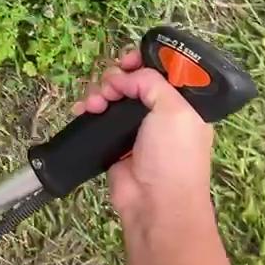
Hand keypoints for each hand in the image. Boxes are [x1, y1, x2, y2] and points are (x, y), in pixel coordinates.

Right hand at [71, 50, 214, 227]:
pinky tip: (82, 110)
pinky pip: (96, 111)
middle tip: (111, 88)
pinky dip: (86, 106)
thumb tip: (122, 77)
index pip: (161, 71)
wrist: (155, 203)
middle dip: (115, 77)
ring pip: (110, 92)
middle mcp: (158, 112)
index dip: (143, 61)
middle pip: (130, 78)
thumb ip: (150, 81)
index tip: (127, 61)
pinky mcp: (113, 137)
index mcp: (182, 105)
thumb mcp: (175, 111)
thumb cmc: (173, 156)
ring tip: (94, 104)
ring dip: (98, 91)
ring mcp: (134, 126)